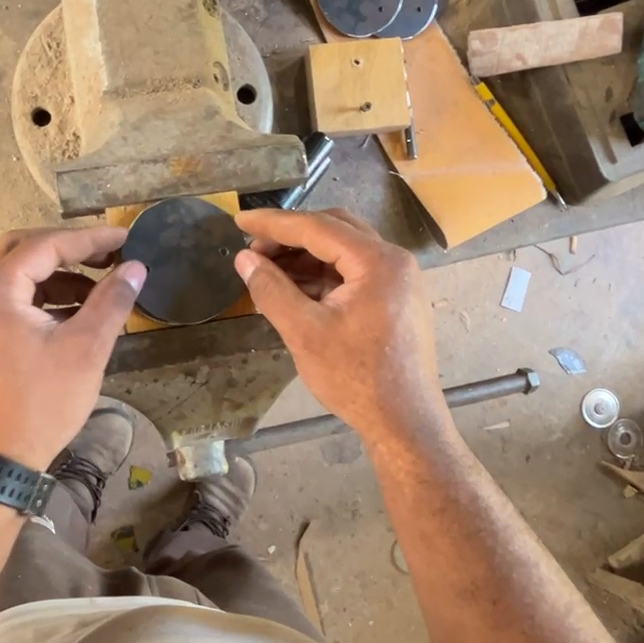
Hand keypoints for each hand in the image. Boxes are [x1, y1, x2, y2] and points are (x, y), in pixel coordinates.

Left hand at [0, 228, 145, 470]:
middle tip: (106, 254)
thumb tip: (135, 268)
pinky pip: (11, 300)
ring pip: (16, 275)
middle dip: (67, 248)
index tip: (124, 238)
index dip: (88, 239)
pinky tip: (75, 313)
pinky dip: (42, 297)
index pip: (45, 246)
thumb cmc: (42, 403)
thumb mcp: (85, 349)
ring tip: (98, 288)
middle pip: (22, 250)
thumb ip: (111, 301)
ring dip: (56, 275)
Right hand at [234, 209, 447, 447]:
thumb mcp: (304, 332)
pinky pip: (355, 274)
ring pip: (344, 252)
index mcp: (378, 262)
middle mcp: (395, 261)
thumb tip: (245, 259)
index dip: (274, 224)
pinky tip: (295, 290)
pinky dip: (323, 276)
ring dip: (305, 257)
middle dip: (291, 237)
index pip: (318, 227)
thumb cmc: (355, 378)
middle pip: (335, 231)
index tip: (239, 220)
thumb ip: (271, 289)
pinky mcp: (396, 301)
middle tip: (254, 250)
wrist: (404, 422)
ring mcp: (400, 281)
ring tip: (268, 272)